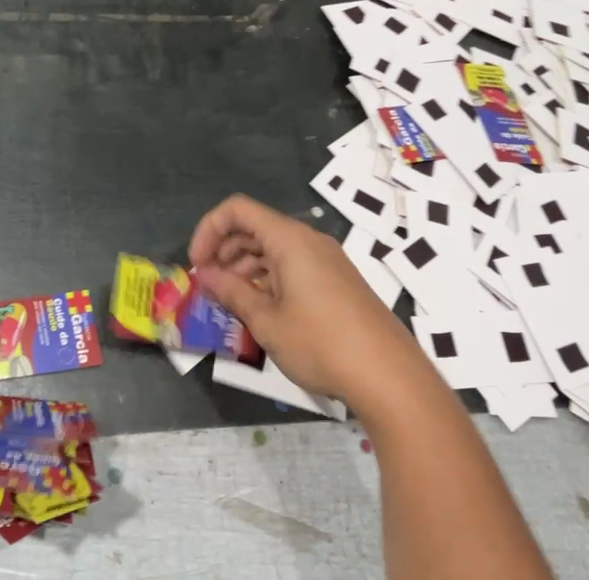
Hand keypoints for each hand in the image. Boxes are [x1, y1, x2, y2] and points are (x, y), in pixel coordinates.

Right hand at [188, 194, 426, 406]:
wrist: (391, 379)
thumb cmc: (321, 344)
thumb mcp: (266, 321)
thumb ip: (231, 292)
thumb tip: (204, 274)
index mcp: (289, 240)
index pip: (237, 210)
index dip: (208, 230)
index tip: (197, 265)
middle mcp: (309, 241)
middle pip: (254, 227)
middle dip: (223, 250)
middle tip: (208, 285)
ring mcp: (327, 261)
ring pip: (273, 248)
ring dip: (244, 267)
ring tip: (230, 301)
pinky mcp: (337, 282)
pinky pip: (292, 266)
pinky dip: (268, 278)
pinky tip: (261, 309)